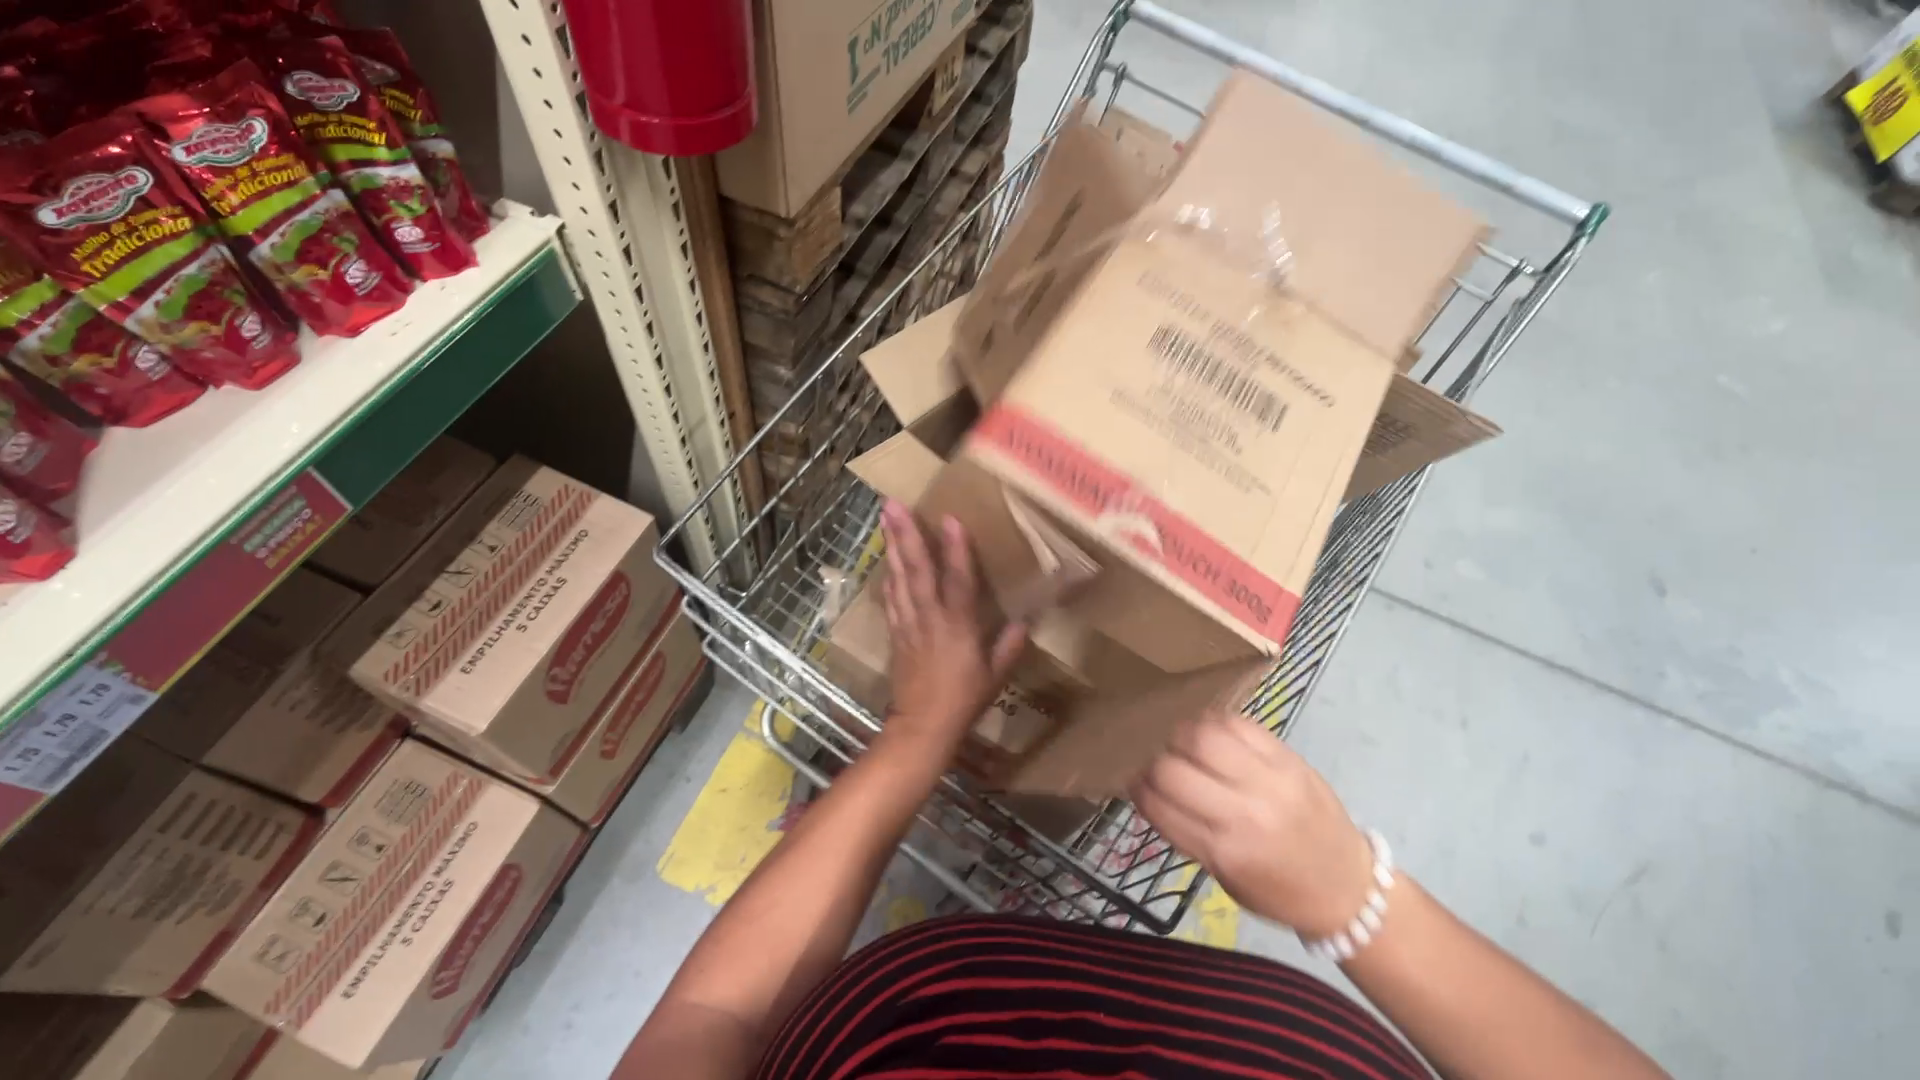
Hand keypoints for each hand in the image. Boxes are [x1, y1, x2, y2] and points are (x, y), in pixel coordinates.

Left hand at [878, 500, 1027, 754]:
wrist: (922, 726)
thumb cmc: (964, 701)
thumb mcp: (994, 676)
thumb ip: (1008, 646)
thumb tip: (1024, 621)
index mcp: (958, 627)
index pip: (958, 580)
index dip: (956, 549)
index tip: (950, 519)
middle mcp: (930, 619)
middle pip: (918, 570)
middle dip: (907, 535)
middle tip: (894, 505)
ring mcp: (909, 624)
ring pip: (900, 578)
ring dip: (893, 547)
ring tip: (885, 519)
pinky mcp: (896, 633)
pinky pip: (892, 598)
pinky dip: (890, 576)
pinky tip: (887, 560)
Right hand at [1130, 710, 1374, 937]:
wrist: (1346, 886)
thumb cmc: (1278, 891)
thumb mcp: (1223, 875)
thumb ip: (1186, 832)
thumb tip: (1149, 791)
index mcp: (1223, 850)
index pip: (1158, 804)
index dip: (1138, 789)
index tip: (1136, 785)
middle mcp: (1244, 813)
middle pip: (1172, 768)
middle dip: (1154, 765)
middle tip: (1158, 767)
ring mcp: (1269, 780)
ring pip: (1202, 736)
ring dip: (1181, 737)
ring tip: (1182, 745)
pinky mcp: (1288, 758)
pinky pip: (1237, 724)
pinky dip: (1213, 725)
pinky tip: (1210, 736)